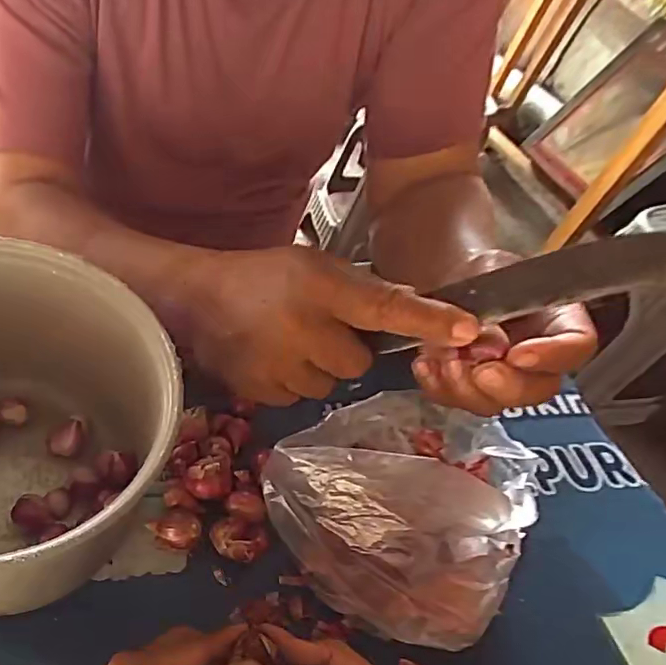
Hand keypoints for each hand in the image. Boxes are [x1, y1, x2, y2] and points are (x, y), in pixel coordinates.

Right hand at [177, 246, 479, 406]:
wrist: (199, 298)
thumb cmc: (262, 277)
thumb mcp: (315, 267)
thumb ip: (362, 290)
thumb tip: (415, 313)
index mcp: (321, 289)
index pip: (384, 307)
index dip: (426, 321)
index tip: (467, 330)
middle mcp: (303, 330)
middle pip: (356, 365)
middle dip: (345, 353)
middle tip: (321, 333)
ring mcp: (277, 365)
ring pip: (326, 386)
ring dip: (317, 371)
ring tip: (289, 347)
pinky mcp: (257, 388)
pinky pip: (295, 397)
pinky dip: (290, 383)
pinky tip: (270, 361)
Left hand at [413, 251, 596, 415]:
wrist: (447, 285)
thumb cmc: (479, 275)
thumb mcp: (488, 274)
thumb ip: (491, 306)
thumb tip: (484, 342)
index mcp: (559, 323)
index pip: (576, 347)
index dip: (551, 357)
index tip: (517, 355)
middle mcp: (536, 360)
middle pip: (537, 390)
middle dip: (504, 386)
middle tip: (478, 370)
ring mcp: (500, 379)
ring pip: (491, 402)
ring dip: (462, 386)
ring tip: (443, 356)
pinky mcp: (465, 389)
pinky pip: (453, 401)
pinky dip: (436, 386)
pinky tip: (425, 363)